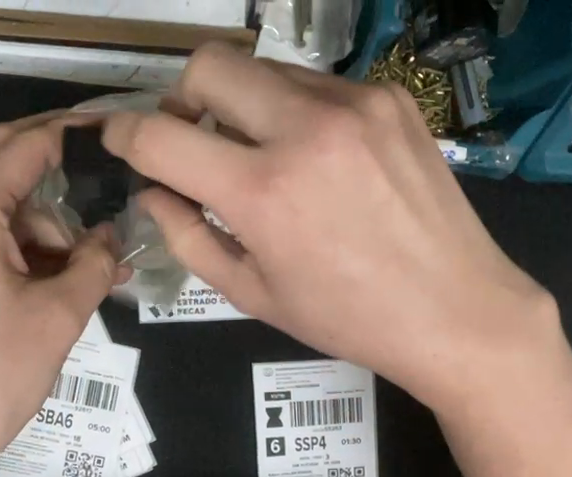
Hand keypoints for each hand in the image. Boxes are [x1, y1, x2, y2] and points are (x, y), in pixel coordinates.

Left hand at [0, 115, 121, 476]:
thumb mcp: (60, 317)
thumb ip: (94, 262)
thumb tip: (111, 235)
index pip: (23, 146)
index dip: (70, 134)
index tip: (111, 132)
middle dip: (49, 163)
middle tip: (100, 174)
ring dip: (40, 218)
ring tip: (90, 262)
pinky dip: (18, 244)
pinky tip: (58, 275)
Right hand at [100, 43, 563, 406]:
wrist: (452, 308)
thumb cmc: (343, 317)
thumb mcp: (252, 294)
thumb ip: (189, 238)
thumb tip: (152, 194)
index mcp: (261, 193)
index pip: (162, 136)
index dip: (124, 135)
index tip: (118, 141)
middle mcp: (304, 129)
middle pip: (209, 65)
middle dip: (182, 98)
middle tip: (191, 141)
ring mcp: (353, 103)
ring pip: (264, 69)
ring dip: (241, 105)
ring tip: (258, 158)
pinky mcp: (389, 96)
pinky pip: (316, 84)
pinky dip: (294, 112)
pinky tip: (313, 159)